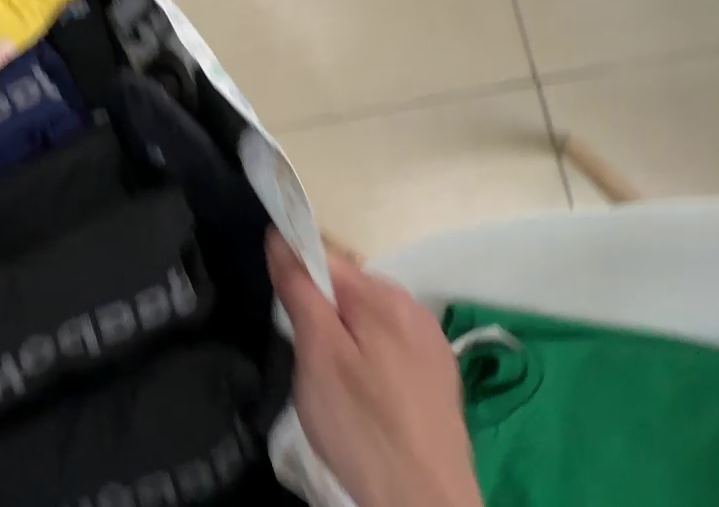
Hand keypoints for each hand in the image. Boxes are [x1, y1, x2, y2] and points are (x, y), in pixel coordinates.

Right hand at [266, 231, 482, 506]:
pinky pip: (388, 342)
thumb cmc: (361, 424)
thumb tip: (280, 237)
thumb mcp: (316, 352)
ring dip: (342, 330)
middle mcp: (412, 307)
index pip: (323, 254)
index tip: (279, 306)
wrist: (423, 503)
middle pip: (346, 284)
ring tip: (331, 376)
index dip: (292, 271)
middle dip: (318, 305)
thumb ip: (299, 289)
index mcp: (383, 295)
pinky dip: (367, 353)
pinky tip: (362, 391)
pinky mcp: (439, 374)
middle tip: (304, 351)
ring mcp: (430, 341)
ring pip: (366, 315)